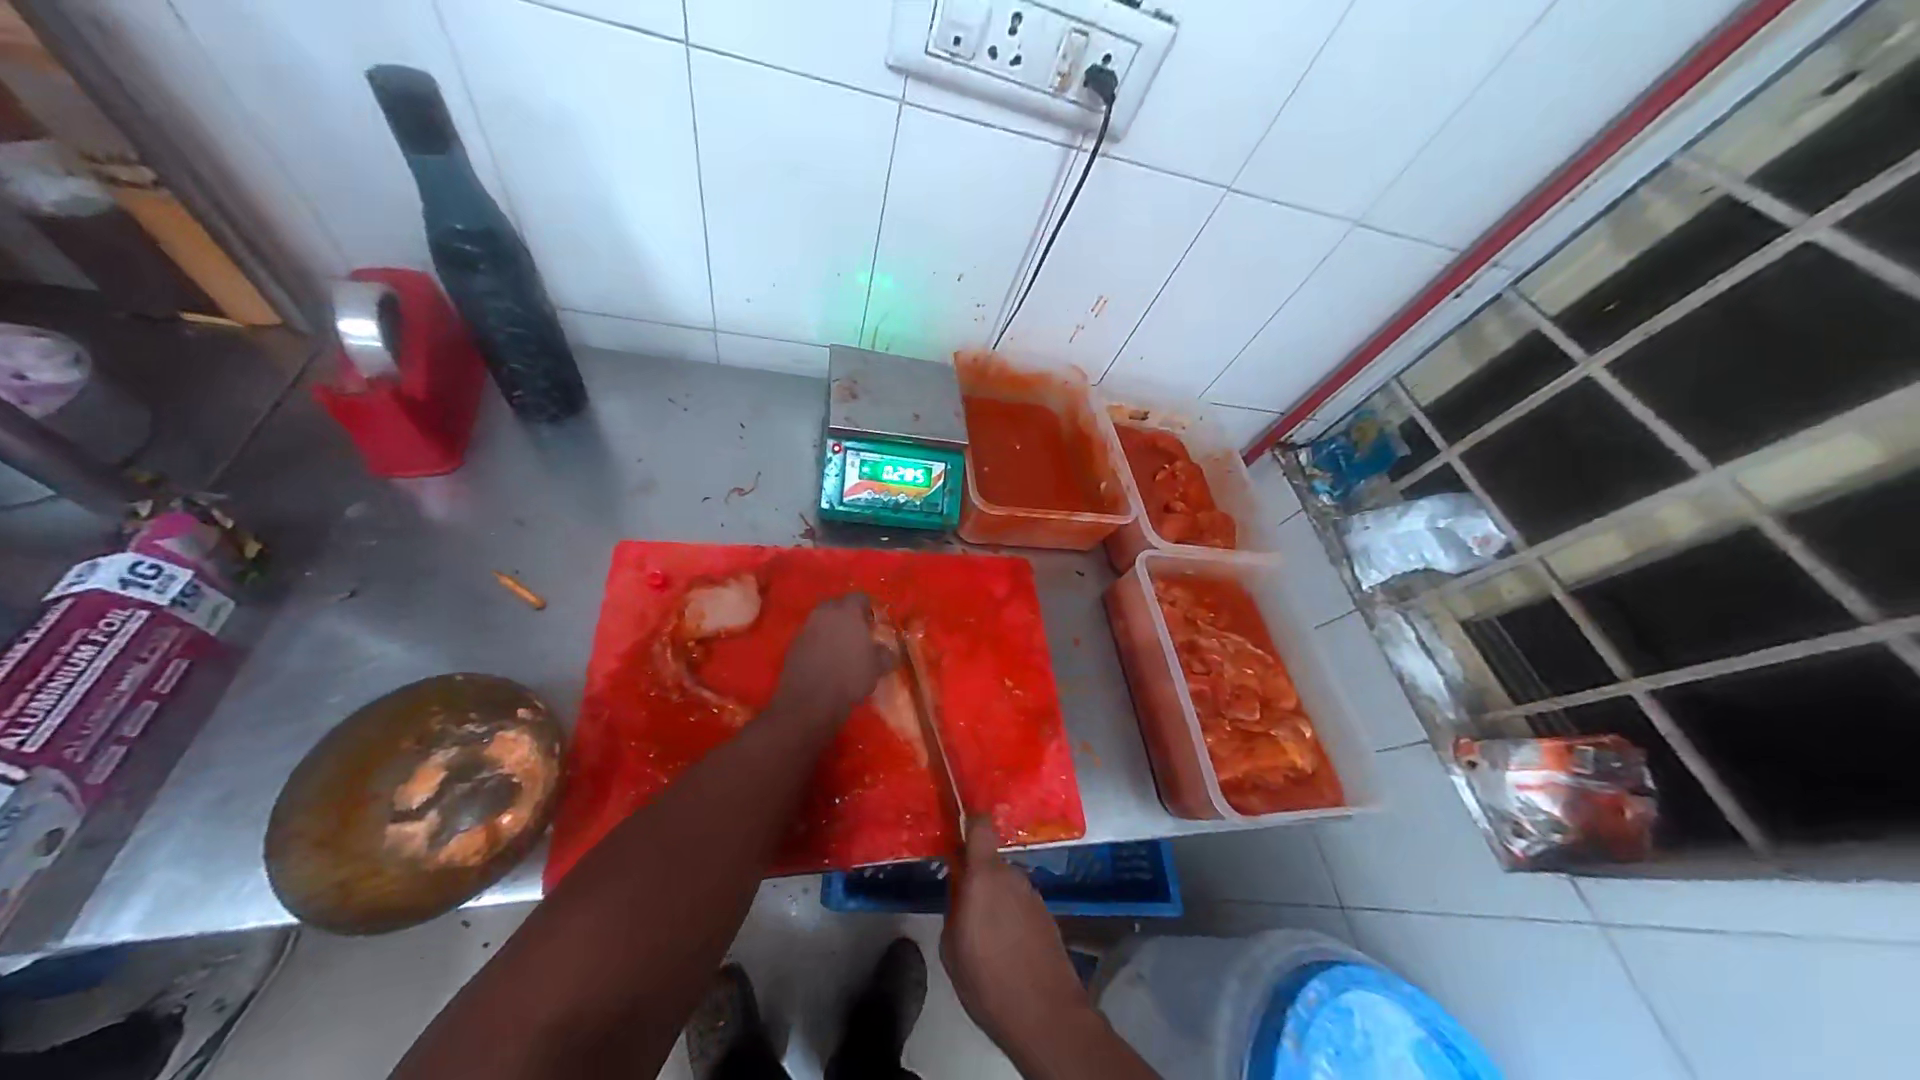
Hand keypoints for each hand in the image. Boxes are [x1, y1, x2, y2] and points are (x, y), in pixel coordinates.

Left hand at [771, 593, 895, 717]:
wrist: (810, 700)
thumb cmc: (850, 677)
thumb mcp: (878, 667)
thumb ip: (885, 653)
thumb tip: (887, 651)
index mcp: (847, 611)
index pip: (860, 597)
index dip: (869, 609)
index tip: (874, 624)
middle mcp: (825, 612)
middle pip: (838, 605)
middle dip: (848, 616)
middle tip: (859, 634)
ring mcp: (806, 627)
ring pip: (822, 620)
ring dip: (832, 629)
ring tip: (842, 648)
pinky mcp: (793, 644)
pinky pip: (811, 636)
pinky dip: (819, 642)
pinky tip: (826, 660)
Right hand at [942, 818, 1094, 1056]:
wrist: (1046, 1014)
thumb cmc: (987, 980)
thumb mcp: (951, 946)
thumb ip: (954, 905)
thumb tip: (959, 888)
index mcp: (985, 875)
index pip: (980, 827)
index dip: (969, 820)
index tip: (956, 823)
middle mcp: (1012, 876)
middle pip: (990, 861)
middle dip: (976, 874)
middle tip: (961, 901)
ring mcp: (1033, 895)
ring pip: (1005, 883)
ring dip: (994, 897)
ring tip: (982, 932)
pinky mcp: (1047, 915)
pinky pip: (1020, 903)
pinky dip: (1010, 914)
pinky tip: (1004, 945)